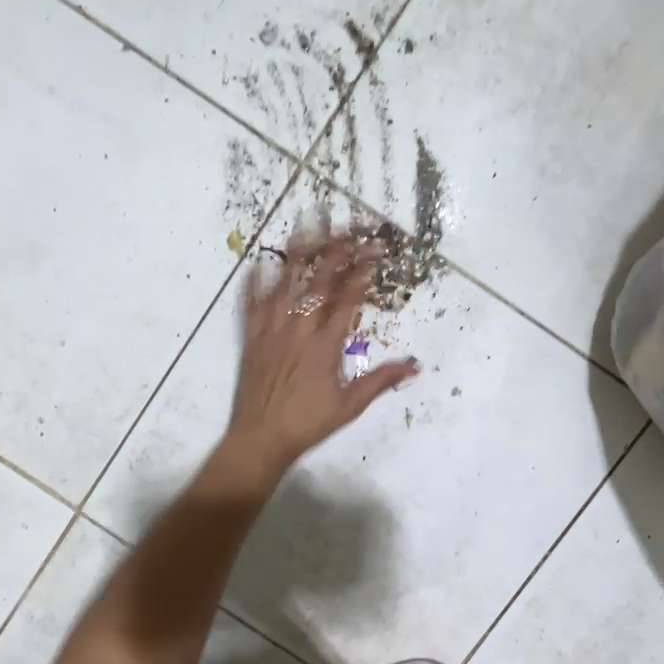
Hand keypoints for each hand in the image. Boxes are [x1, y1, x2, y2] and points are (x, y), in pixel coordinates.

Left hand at [219, 232, 418, 483]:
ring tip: (306, 224)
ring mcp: (270, 332)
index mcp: (325, 347)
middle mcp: (298, 332)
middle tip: (347, 226)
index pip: (348, 300)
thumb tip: (414, 365)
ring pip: (284, 285)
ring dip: (297, 254)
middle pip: (318, 283)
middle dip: (335, 251)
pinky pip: (250, 305)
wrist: (260, 439)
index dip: (362, 272)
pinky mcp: (249, 340)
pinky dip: (254, 282)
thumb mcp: (350, 406)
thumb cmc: (307, 424)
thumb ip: (381, 381)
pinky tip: (257, 260)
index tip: (374, 250)